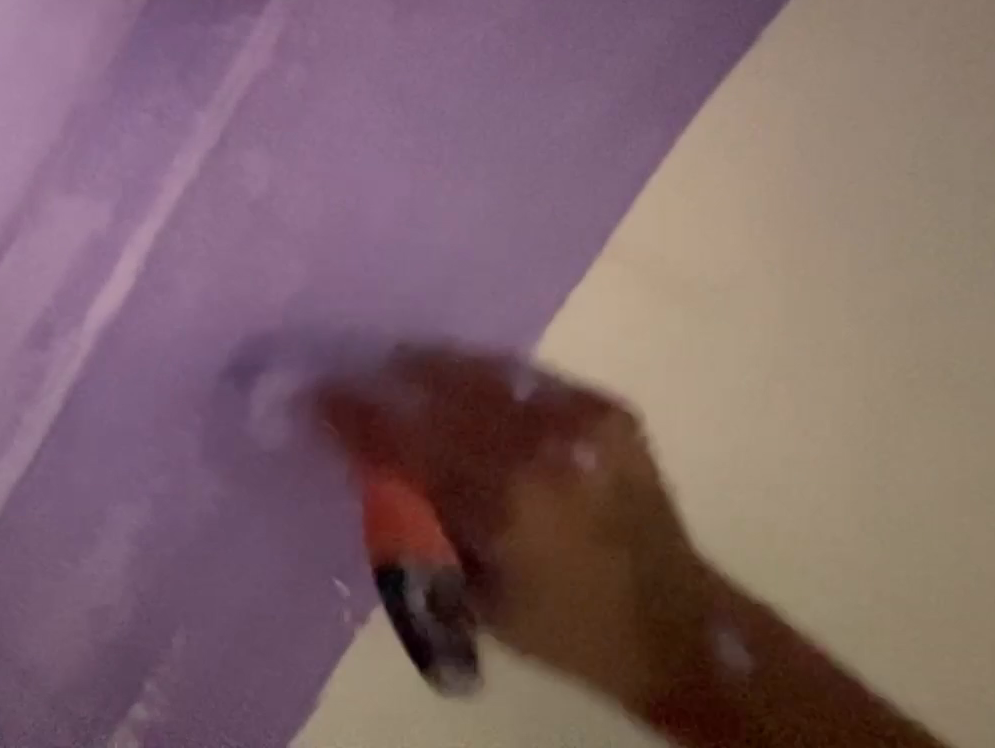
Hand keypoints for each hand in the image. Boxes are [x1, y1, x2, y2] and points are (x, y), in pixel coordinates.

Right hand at [314, 346, 717, 706]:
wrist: (683, 627)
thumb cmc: (562, 628)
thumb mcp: (467, 592)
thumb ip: (414, 519)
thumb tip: (363, 461)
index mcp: (506, 503)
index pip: (402, 438)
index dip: (350, 414)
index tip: (312, 397)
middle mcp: (543, 447)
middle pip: (434, 391)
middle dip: (380, 381)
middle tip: (344, 375)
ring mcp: (579, 419)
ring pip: (475, 371)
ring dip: (424, 368)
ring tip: (390, 365)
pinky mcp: (604, 408)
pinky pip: (517, 375)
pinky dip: (475, 375)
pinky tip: (452, 377)